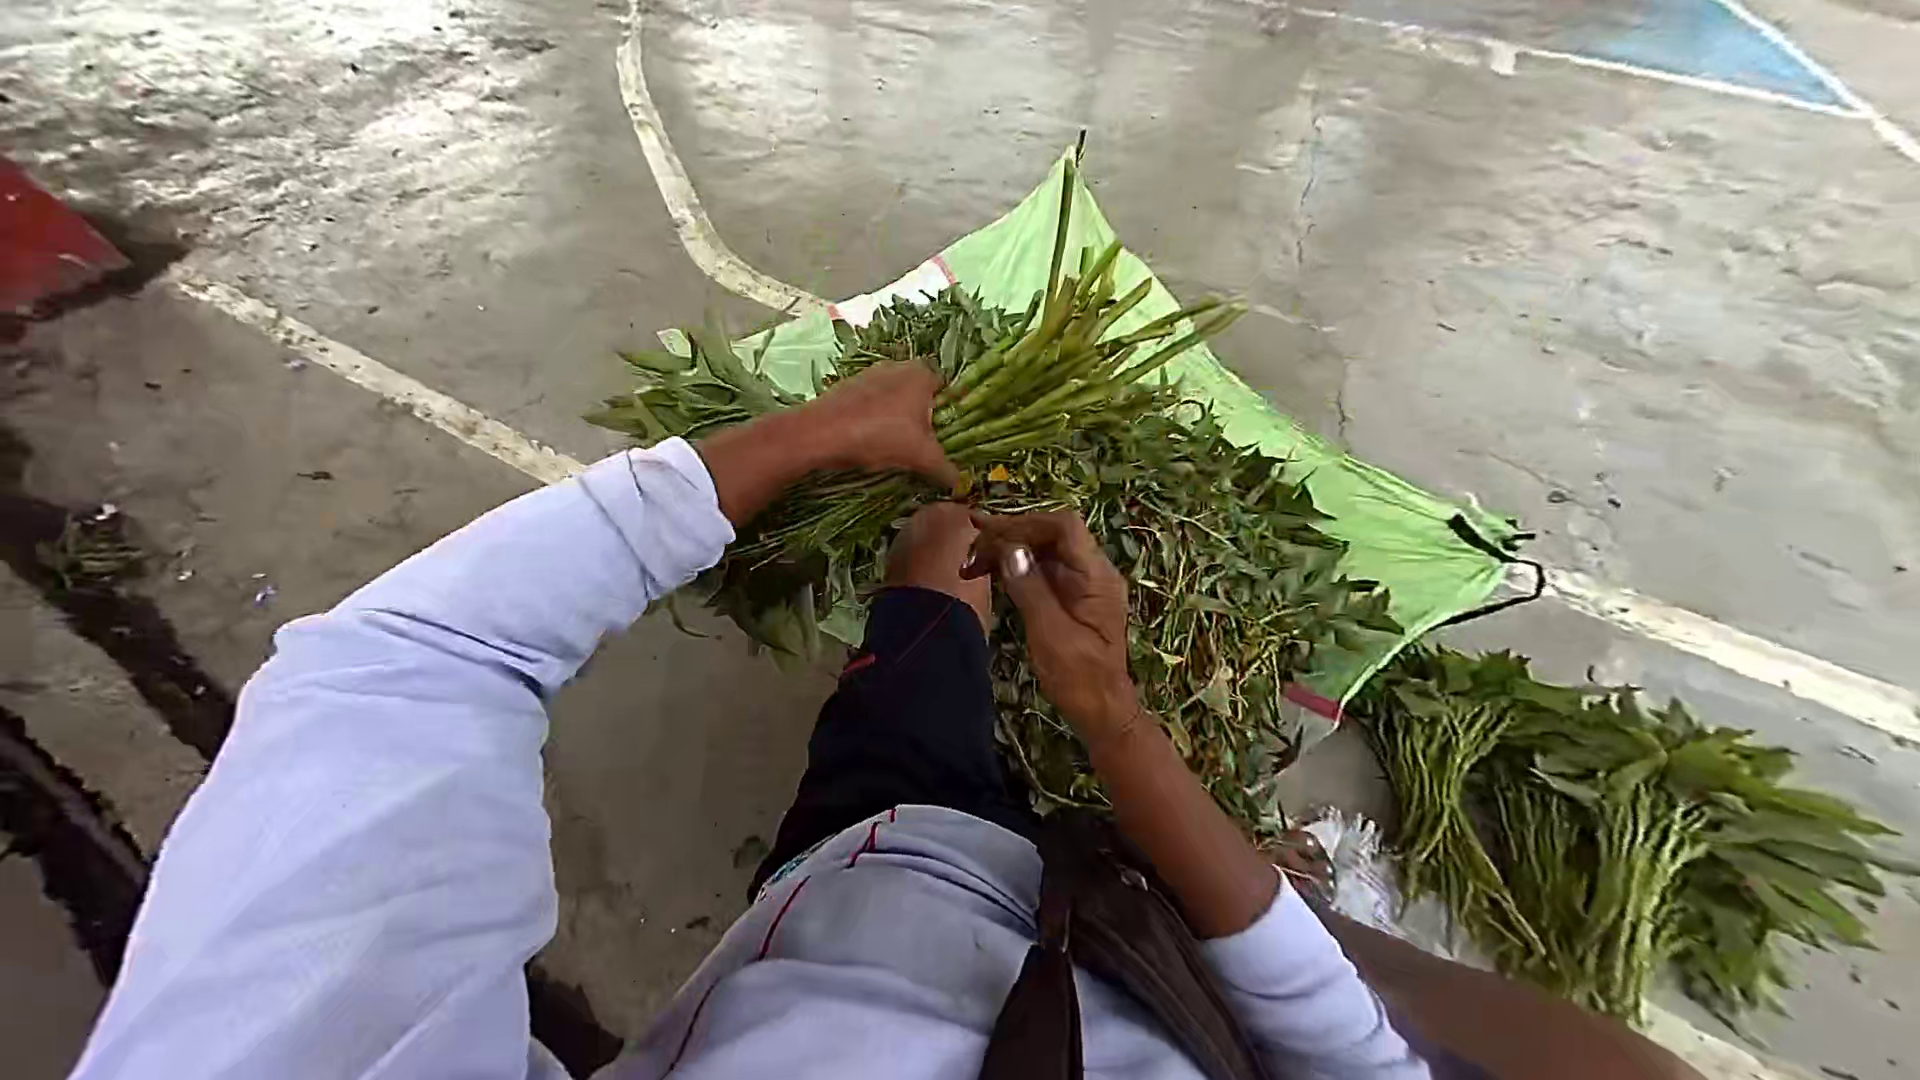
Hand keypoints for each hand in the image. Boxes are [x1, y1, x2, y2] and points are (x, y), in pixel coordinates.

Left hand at [698, 361, 956, 525]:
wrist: (820, 434)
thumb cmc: (880, 435)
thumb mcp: (921, 456)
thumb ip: (945, 468)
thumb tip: (960, 483)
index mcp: (921, 373)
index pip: (948, 389)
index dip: (952, 412)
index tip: (950, 436)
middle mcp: (897, 366)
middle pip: (921, 396)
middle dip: (925, 419)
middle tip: (927, 446)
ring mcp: (870, 375)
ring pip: (896, 400)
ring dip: (900, 421)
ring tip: (900, 448)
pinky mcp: (848, 388)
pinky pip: (873, 405)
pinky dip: (877, 421)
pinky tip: (874, 443)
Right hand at [965, 510, 1137, 733]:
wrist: (1102, 713)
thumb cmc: (1080, 678)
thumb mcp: (1051, 635)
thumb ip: (1031, 589)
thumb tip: (1009, 549)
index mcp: (1096, 577)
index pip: (1064, 527)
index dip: (1026, 524)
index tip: (991, 536)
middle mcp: (1092, 573)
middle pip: (1051, 535)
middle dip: (1010, 535)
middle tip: (972, 548)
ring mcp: (1081, 584)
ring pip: (1043, 551)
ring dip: (1008, 551)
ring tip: (972, 563)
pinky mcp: (1069, 597)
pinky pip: (1041, 570)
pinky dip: (1015, 569)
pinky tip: (989, 575)